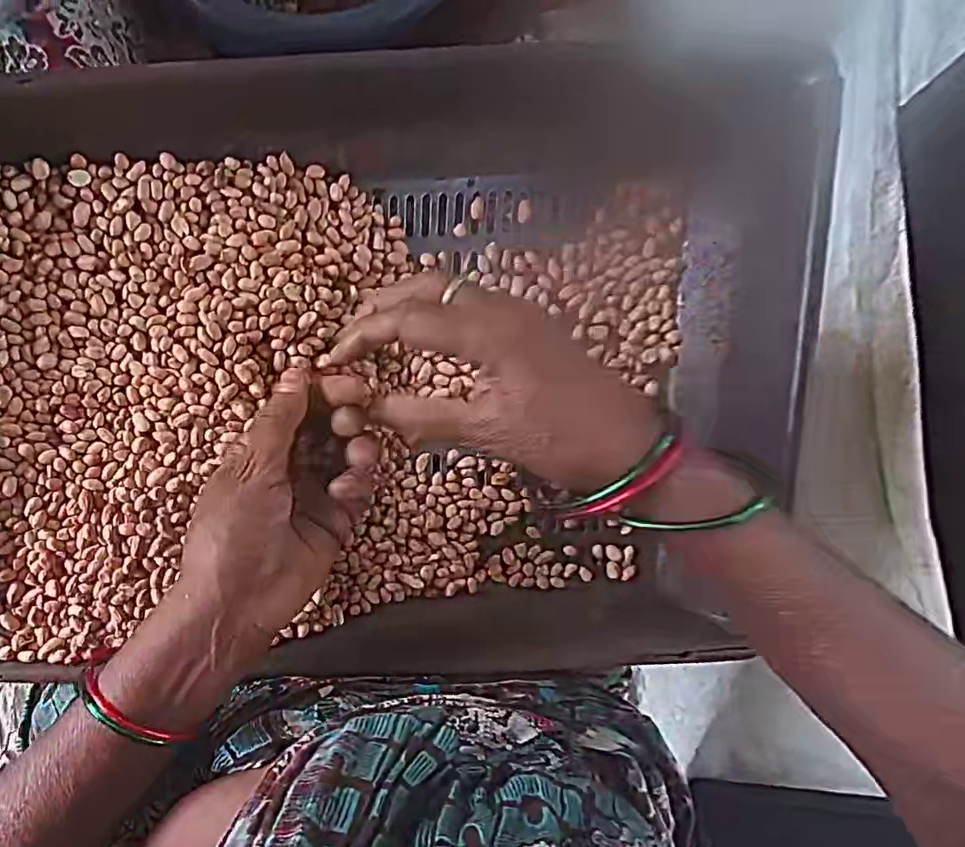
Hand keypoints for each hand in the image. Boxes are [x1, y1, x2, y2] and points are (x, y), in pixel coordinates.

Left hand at [167, 367, 379, 667]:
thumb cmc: (229, 532)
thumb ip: (279, 421)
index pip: (300, 409)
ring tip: (358, 453)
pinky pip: (357, 492)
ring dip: (358, 448)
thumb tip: (296, 374)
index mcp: (260, 451)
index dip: (325, 393)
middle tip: (354, 416)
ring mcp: (313, 496)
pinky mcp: (334, 523)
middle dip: (345, 416)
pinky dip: (358, 483)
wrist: (237, 601)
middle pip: (328, 429)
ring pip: (347, 457)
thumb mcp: (250, 469)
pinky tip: (347, 489)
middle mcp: (289, 469)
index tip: (350, 385)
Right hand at [324, 272, 664, 493]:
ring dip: (404, 304)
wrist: (630, 443)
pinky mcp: (527, 324)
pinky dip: (431, 312)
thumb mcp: (485, 432)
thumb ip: (420, 417)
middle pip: (424, 286)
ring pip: (447, 289)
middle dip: (378, 307)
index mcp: (488, 331)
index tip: (334, 359)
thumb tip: (367, 409)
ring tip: (372, 333)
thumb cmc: (559, 440)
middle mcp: (502, 307)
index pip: (407, 317)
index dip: (362, 336)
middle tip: (346, 338)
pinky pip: (467, 303)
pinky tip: (419, 337)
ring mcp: (518, 311)